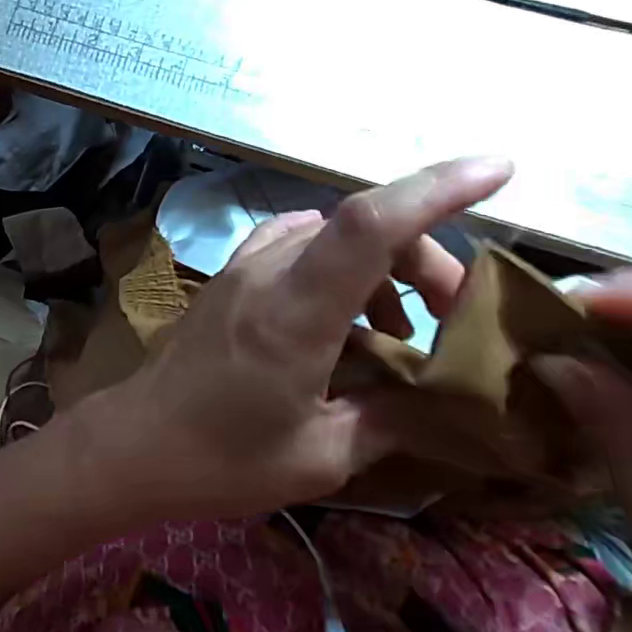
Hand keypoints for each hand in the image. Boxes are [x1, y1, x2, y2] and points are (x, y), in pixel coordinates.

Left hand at [79, 156, 513, 520]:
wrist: (133, 445)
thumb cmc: (220, 461)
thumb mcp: (319, 456)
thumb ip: (390, 418)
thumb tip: (448, 404)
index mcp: (295, 313)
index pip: (369, 224)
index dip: (436, 188)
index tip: (498, 170)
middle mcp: (268, 272)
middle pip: (363, 225)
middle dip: (426, 255)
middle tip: (453, 317)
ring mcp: (244, 268)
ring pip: (331, 231)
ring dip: (382, 261)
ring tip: (402, 325)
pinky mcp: (231, 277)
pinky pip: (297, 243)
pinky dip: (338, 261)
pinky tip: (347, 309)